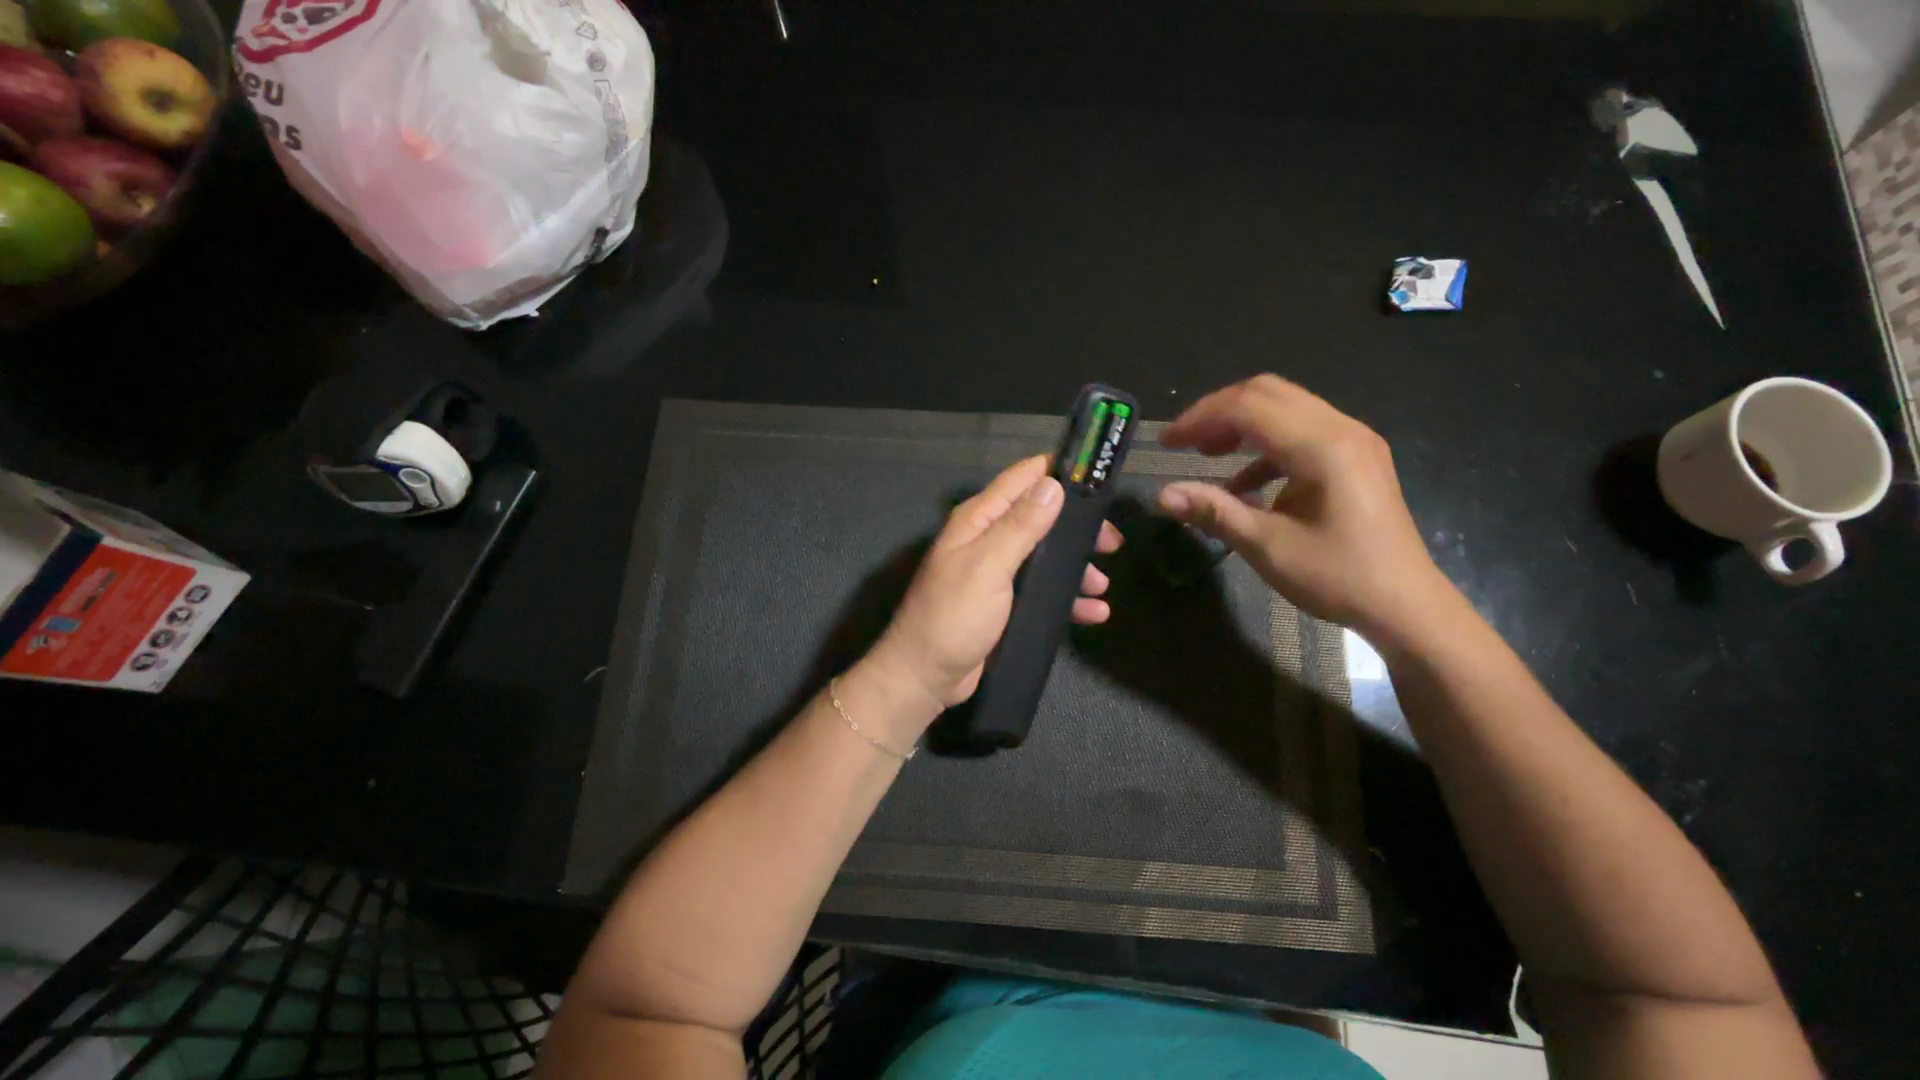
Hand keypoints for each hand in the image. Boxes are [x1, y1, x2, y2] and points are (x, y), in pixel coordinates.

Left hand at [871, 455, 1122, 708]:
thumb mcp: (989, 566)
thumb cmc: (953, 616)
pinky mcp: (1005, 603)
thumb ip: (1020, 525)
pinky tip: (1094, 612)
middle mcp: (988, 538)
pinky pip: (1043, 591)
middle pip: (1042, 517)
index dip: (1060, 472)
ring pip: (1047, 556)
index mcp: (979, 519)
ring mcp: (997, 572)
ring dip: (1076, 567)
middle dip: (1078, 527)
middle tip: (1112, 543)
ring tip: (1101, 584)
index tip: (1099, 478)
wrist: (926, 676)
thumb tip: (1053, 484)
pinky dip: (1068, 598)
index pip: (1023, 478)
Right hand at [1155, 375, 1458, 645]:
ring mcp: (1354, 440)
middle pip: (1268, 394)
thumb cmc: (1338, 577)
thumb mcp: (1269, 547)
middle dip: (1219, 413)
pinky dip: (1267, 445)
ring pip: (1286, 407)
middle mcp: (1341, 429)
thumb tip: (1163, 496)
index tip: (1166, 442)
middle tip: (1184, 443)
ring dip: (1242, 425)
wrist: (1406, 606)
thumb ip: (1215, 512)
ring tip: (1207, 455)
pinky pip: (1304, 430)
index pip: (1248, 407)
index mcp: (1321, 446)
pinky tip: (1245, 482)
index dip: (1200, 418)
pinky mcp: (1357, 457)